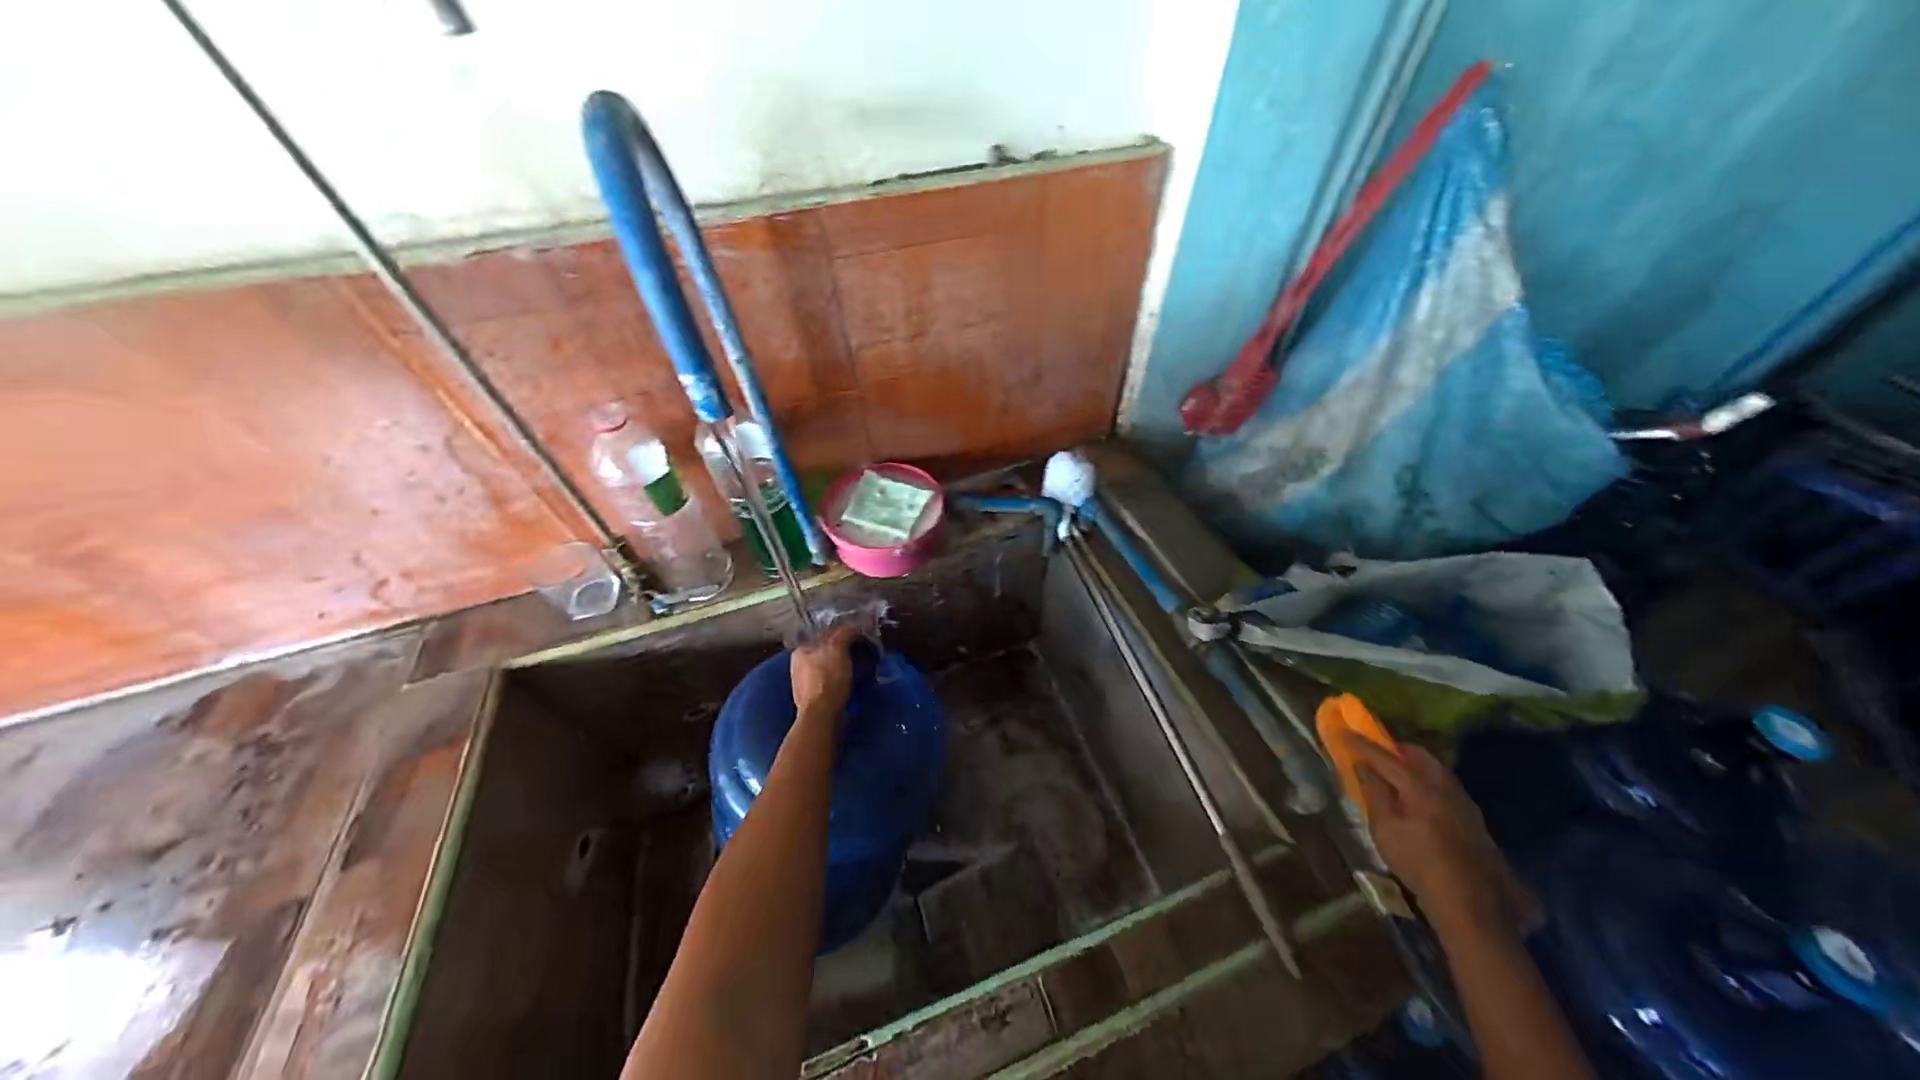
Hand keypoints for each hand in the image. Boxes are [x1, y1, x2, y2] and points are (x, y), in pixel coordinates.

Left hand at [789, 624, 859, 720]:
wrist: (821, 716)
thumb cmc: (828, 679)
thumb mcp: (837, 649)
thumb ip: (844, 633)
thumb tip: (854, 625)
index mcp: (802, 650)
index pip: (825, 634)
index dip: (844, 632)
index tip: (860, 635)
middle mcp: (799, 665)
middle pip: (826, 650)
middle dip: (843, 650)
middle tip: (862, 651)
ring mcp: (805, 683)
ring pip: (829, 666)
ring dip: (843, 665)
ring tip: (861, 667)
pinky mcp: (814, 699)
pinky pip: (831, 682)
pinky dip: (842, 679)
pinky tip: (851, 682)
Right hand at [1344, 731, 1536, 935]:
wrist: (1470, 900)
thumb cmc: (1418, 861)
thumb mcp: (1384, 827)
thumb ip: (1373, 792)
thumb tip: (1363, 766)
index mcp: (1419, 785)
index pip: (1385, 757)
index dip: (1362, 744)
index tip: (1344, 732)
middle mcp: (1445, 786)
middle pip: (1419, 755)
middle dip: (1395, 749)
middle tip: (1375, 752)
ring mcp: (1463, 802)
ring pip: (1436, 769)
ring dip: (1413, 764)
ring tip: (1395, 773)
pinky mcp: (1472, 818)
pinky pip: (1445, 785)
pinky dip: (1427, 780)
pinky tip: (1420, 796)